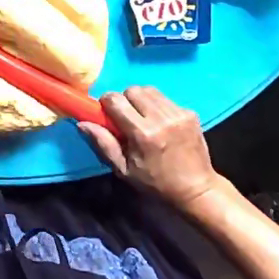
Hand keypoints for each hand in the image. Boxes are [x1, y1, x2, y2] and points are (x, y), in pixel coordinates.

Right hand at [79, 87, 225, 208]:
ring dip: (141, 100)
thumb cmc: (155, 182)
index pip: (115, 99)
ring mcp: (178, 114)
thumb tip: (82, 123)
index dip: (107, 104)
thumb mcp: (123, 169)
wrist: (196, 188)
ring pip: (149, 90)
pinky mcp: (190, 112)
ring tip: (143, 119)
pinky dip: (157, 106)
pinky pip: (165, 98)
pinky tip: (160, 123)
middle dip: (124, 100)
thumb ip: (103, 144)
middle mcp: (161, 119)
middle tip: (126, 119)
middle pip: (132, 90)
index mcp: (142, 133)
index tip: (108, 116)